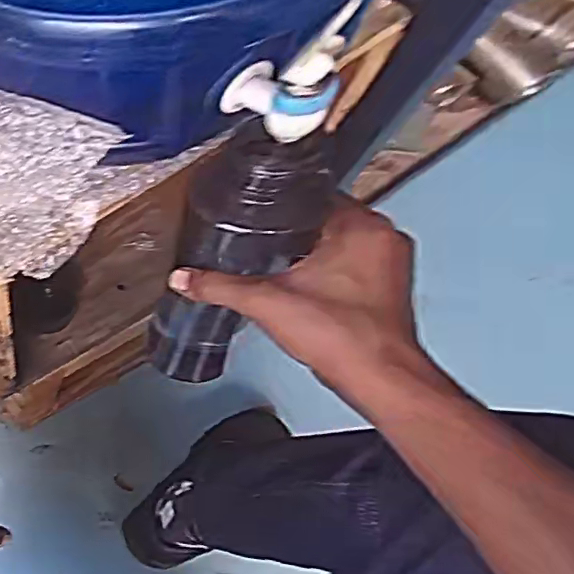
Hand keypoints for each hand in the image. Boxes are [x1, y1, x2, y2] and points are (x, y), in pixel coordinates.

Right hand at [168, 198, 436, 389]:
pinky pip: (349, 262)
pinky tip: (299, 282)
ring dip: (308, 248)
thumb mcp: (263, 302)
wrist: (375, 377)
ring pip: (338, 240)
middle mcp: (383, 238)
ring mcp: (389, 262)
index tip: (257, 210)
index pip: (314, 196)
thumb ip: (218, 286)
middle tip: (259, 237)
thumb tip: (184, 277)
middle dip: (291, 228)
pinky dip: (325, 267)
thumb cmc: (343, 336)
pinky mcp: (386, 285)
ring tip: (275, 258)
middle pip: (324, 218)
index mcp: (361, 228)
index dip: (280, 203)